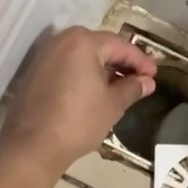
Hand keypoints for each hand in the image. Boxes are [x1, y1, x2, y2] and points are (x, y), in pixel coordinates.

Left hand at [0, 27, 156, 172]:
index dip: (141, 61)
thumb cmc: (78, 122)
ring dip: (103, 70)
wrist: (32, 146)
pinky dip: (83, 75)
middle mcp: (61, 41)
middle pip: (100, 47)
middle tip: (140, 80)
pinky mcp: (35, 73)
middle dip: (121, 63)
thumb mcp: (112, 105)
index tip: (154, 75)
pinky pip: (67, 67)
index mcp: (83, 42)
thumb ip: (132, 88)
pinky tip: (94, 93)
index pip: (120, 45)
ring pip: (82, 57)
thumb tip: (147, 82)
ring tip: (120, 88)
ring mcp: (45, 56)